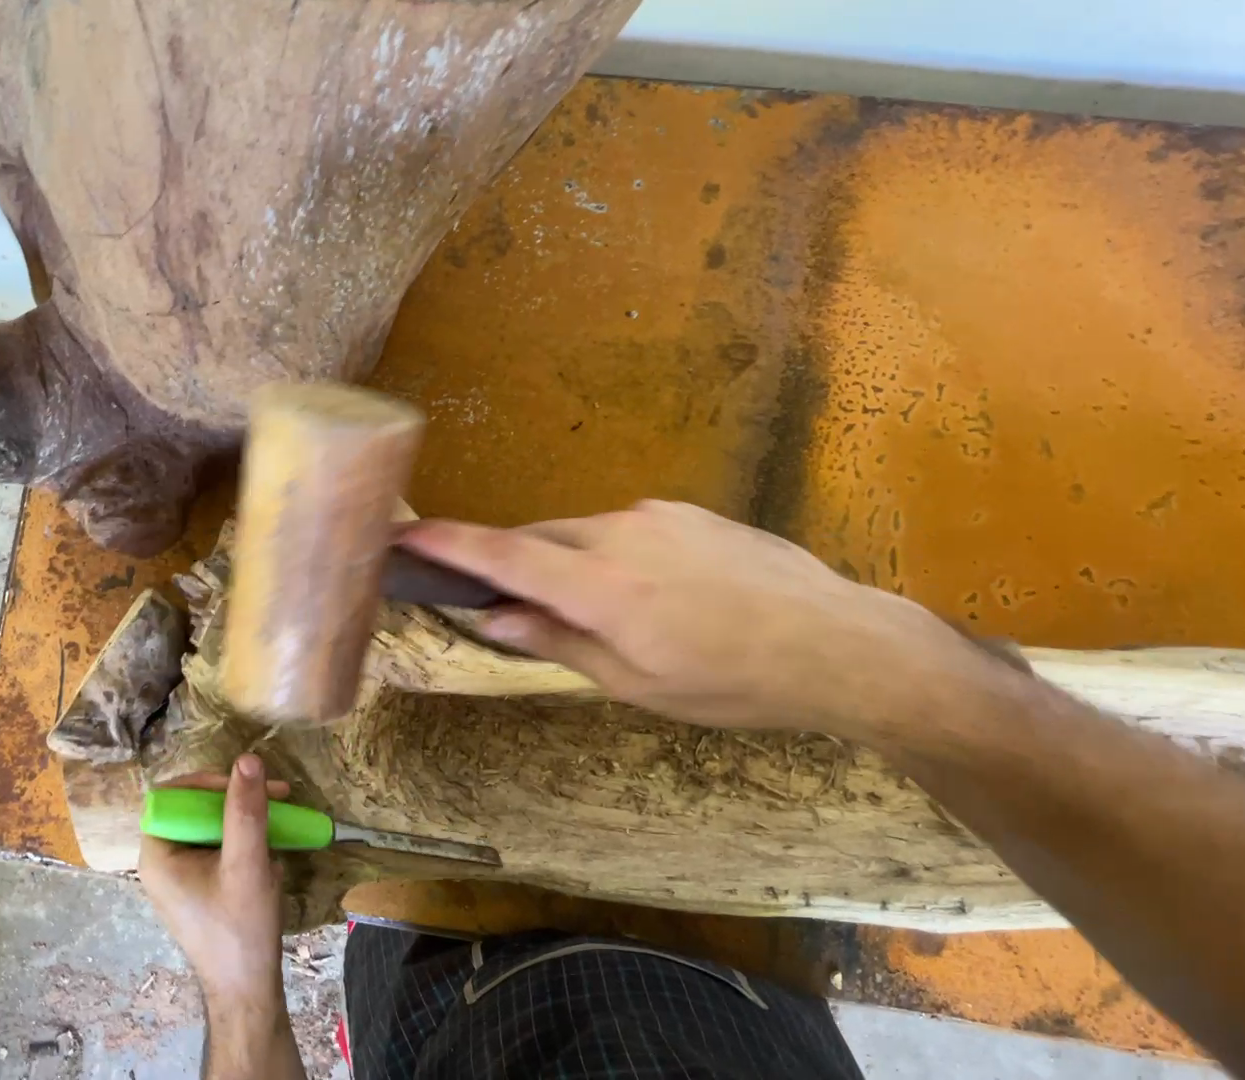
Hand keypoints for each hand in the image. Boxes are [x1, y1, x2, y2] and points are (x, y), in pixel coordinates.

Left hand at [139, 755, 290, 1007]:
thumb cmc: (240, 930)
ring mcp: (180, 874)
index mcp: (157, 854)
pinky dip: (245, 840)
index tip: (244, 785)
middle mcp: (161, 860)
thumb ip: (246, 811)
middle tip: (278, 795)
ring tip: (282, 822)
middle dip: (236, 799)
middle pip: (194, 805)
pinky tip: (272, 851)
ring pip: (211, 824)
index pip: (172, 794)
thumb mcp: (246, 864)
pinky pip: (219, 845)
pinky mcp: (199, 885)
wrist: (248, 991)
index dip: (208, 782)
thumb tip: (248, 758)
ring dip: (246, 818)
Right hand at [400, 500, 990, 741]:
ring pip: (577, 533)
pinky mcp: (684, 511)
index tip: (403, 534)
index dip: (447, 543)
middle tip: (507, 604)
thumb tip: (494, 618)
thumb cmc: (732, 683)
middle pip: (535, 538)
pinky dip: (606, 554)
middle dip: (511, 564)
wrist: (842, 644)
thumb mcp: (635, 683)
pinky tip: (648, 591)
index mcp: (599, 586)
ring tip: (599, 611)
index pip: (502, 554)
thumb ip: (557, 641)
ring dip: (563, 563)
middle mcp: (617, 534)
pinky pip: (621, 529)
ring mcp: (654, 515)